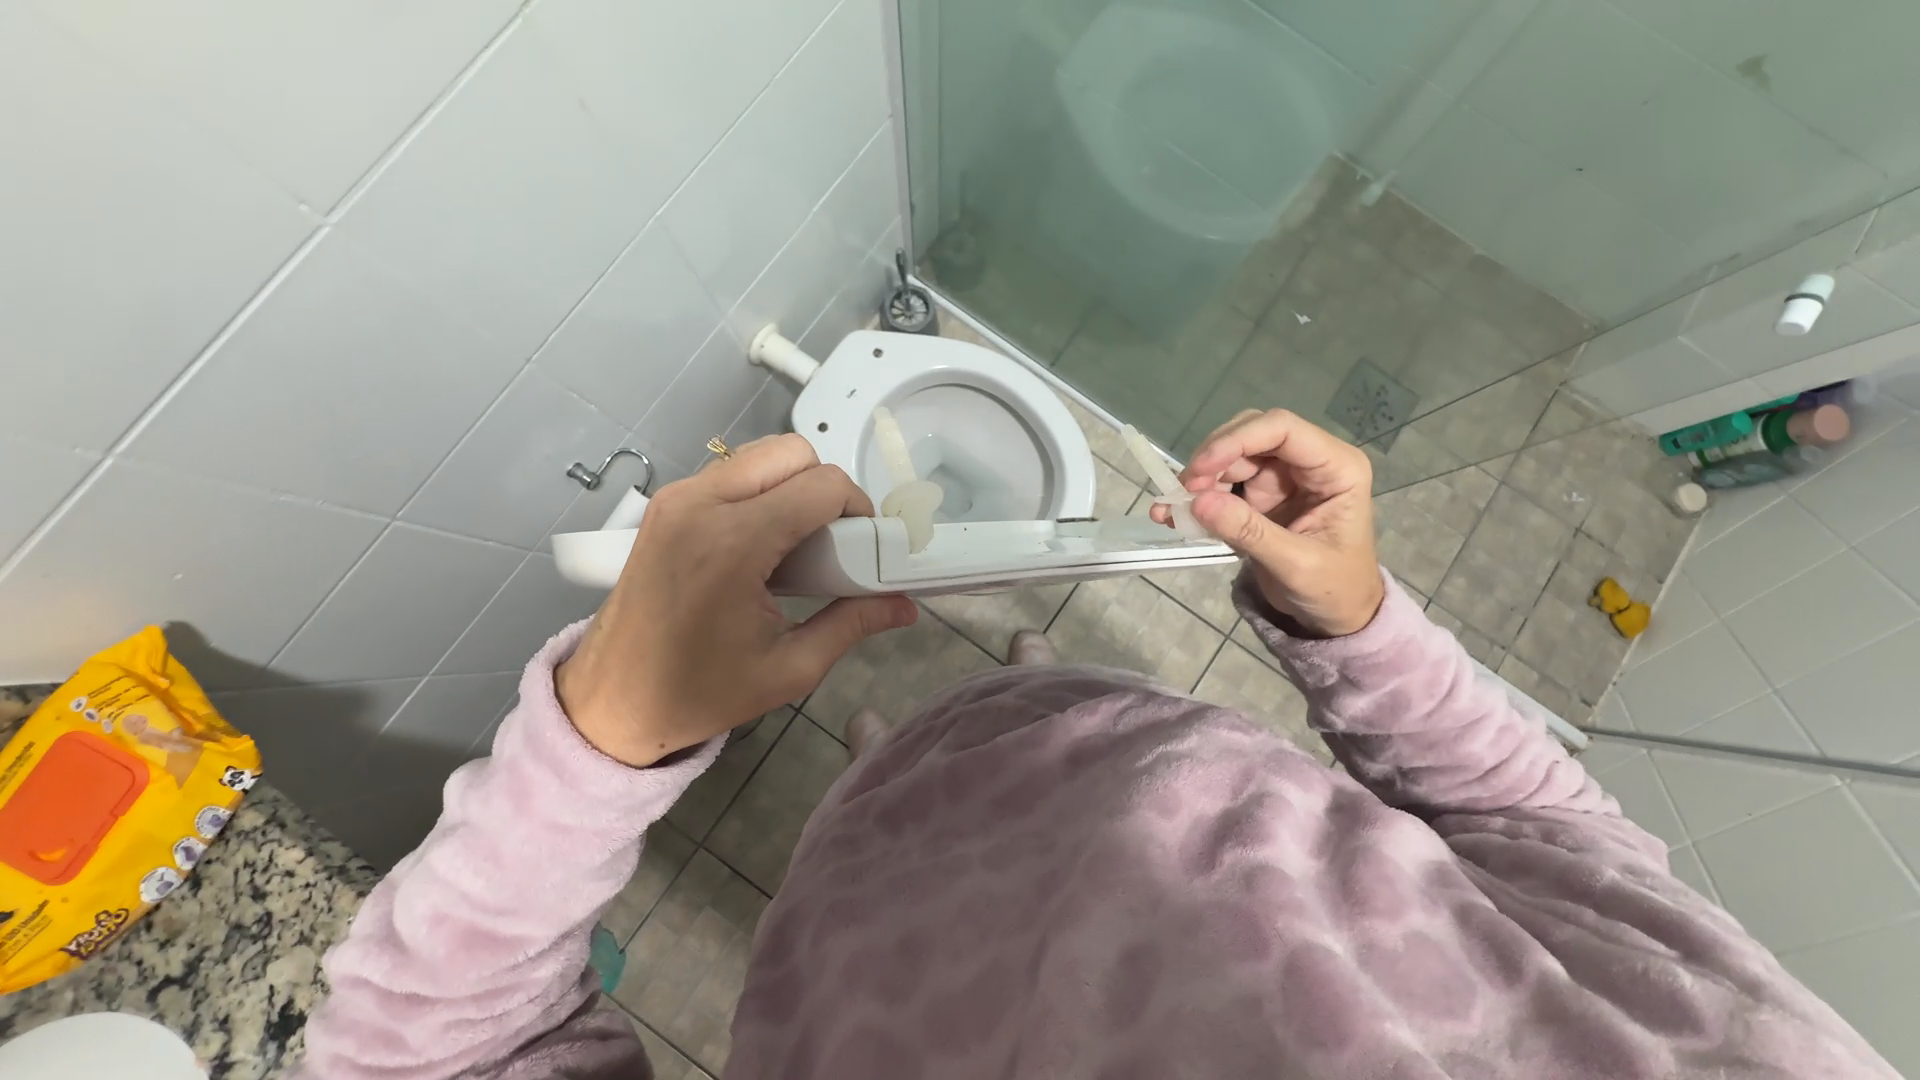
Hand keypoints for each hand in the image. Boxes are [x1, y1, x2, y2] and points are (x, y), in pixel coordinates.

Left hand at [556, 435, 917, 765]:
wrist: (609, 704)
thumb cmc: (699, 694)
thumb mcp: (789, 668)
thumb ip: (853, 625)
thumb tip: (905, 606)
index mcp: (732, 542)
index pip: (823, 486)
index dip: (858, 511)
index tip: (862, 549)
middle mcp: (701, 503)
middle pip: (793, 452)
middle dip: (826, 490)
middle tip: (831, 544)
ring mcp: (677, 498)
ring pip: (761, 456)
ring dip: (792, 487)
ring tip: (794, 547)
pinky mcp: (666, 505)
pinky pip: (732, 474)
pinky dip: (761, 493)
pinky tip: (760, 546)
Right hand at [1153, 409, 1383, 637]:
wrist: (1337, 615)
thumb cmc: (1334, 588)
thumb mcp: (1296, 565)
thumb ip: (1249, 532)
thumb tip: (1197, 502)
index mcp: (1336, 468)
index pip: (1281, 429)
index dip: (1236, 441)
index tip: (1198, 471)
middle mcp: (1306, 463)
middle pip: (1250, 435)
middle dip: (1213, 459)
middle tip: (1183, 493)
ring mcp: (1280, 478)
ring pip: (1229, 458)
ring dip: (1198, 481)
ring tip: (1172, 512)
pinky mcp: (1258, 496)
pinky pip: (1220, 485)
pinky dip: (1196, 499)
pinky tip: (1172, 517)